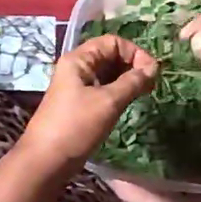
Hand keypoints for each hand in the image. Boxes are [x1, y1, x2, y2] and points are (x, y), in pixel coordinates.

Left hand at [15, 35, 157, 169]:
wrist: (47, 160)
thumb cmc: (76, 126)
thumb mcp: (108, 102)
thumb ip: (132, 82)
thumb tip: (153, 68)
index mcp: (78, 59)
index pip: (112, 42)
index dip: (134, 52)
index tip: (152, 72)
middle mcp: (76, 67)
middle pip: (110, 55)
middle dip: (132, 64)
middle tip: (152, 84)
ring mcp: (77, 86)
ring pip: (107, 73)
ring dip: (127, 78)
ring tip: (145, 92)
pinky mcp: (80, 103)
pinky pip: (103, 88)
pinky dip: (119, 91)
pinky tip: (130, 101)